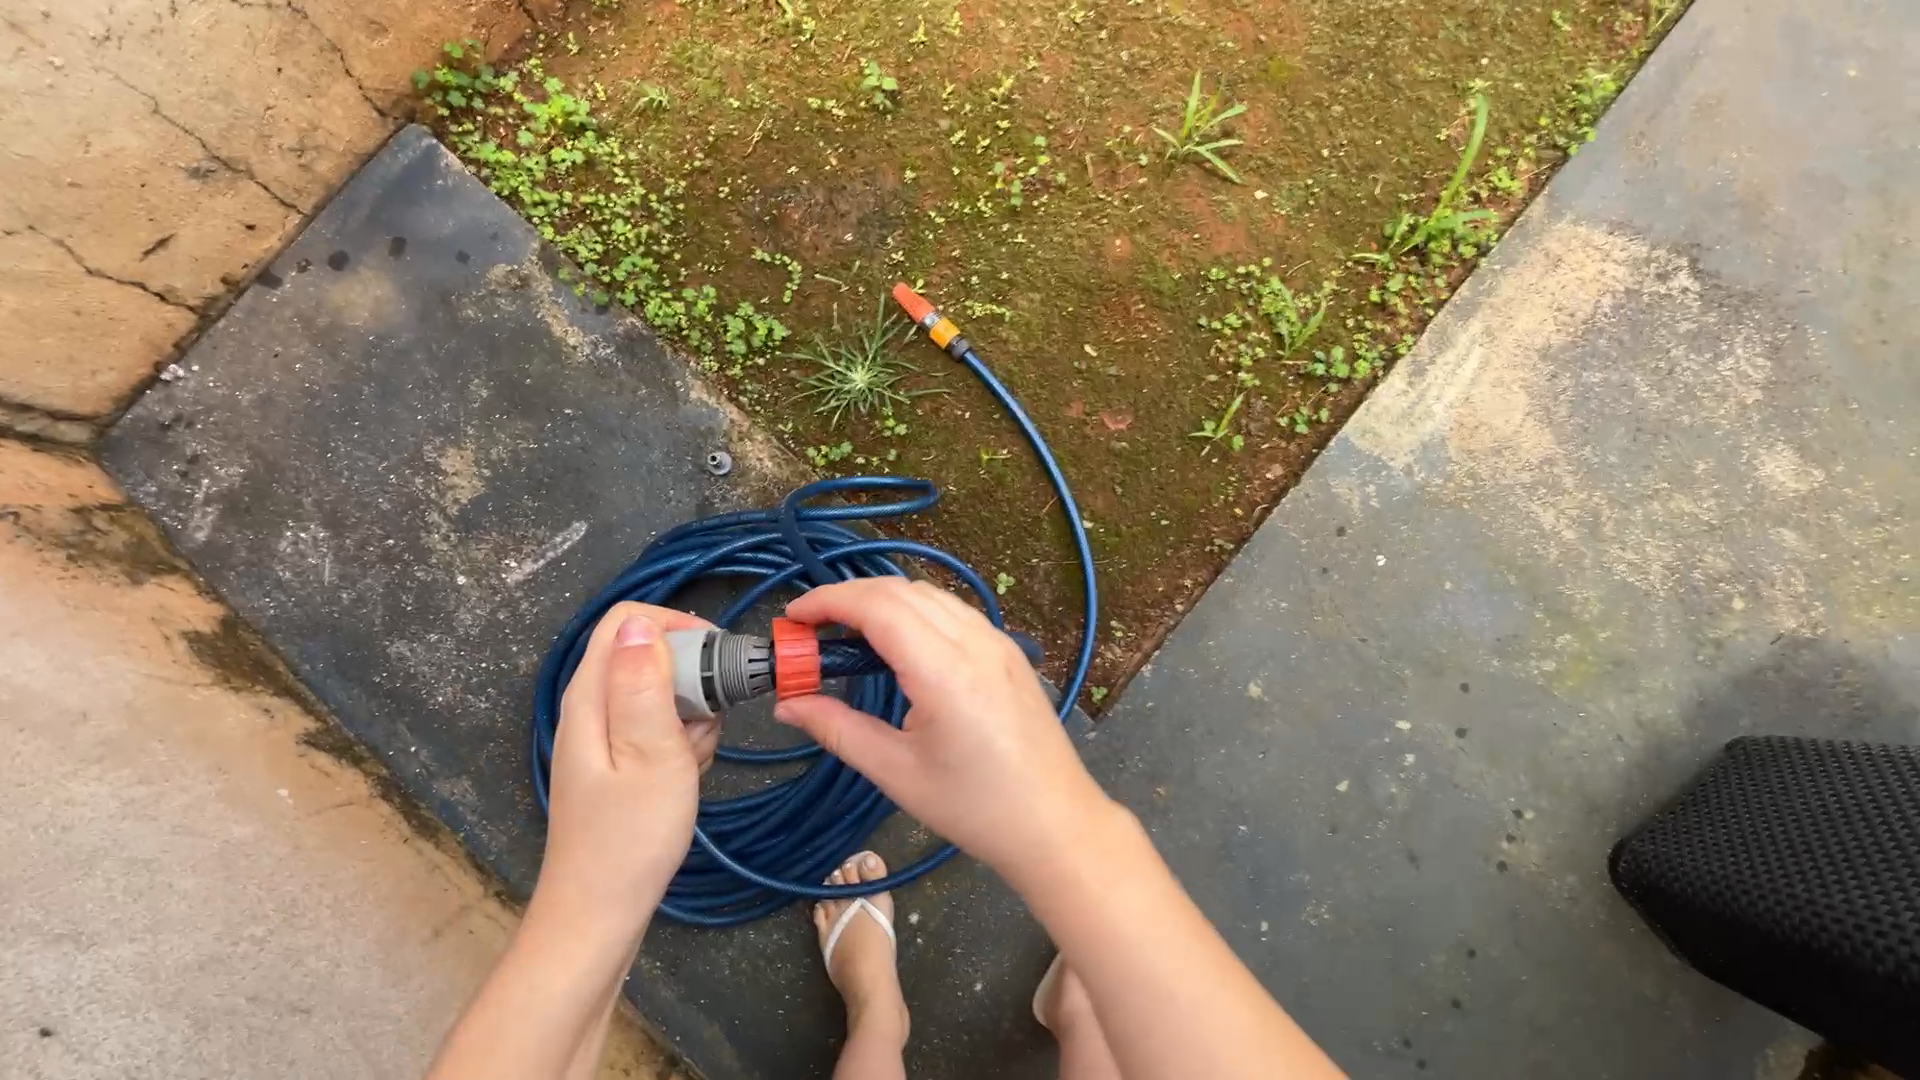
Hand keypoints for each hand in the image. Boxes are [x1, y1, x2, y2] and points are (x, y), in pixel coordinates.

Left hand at [535, 602, 718, 939]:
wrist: (600, 916)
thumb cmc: (630, 837)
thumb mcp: (650, 754)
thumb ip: (645, 685)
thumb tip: (638, 623)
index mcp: (592, 696)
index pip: (626, 619)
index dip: (675, 625)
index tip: (715, 658)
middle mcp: (592, 707)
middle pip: (647, 654)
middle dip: (692, 676)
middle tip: (709, 723)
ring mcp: (605, 736)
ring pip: (660, 692)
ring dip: (693, 714)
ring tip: (694, 759)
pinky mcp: (619, 762)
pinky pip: (658, 727)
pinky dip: (683, 740)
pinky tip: (687, 774)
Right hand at [774, 578, 1114, 880]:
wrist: (1054, 822)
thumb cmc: (974, 807)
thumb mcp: (896, 772)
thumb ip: (837, 730)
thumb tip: (787, 705)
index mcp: (945, 670)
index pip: (878, 606)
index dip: (829, 602)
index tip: (792, 617)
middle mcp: (975, 641)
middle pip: (901, 590)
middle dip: (849, 597)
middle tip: (811, 628)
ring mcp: (997, 641)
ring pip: (929, 594)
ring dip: (883, 600)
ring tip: (847, 634)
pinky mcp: (1007, 651)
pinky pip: (953, 610)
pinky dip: (914, 611)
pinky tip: (898, 643)